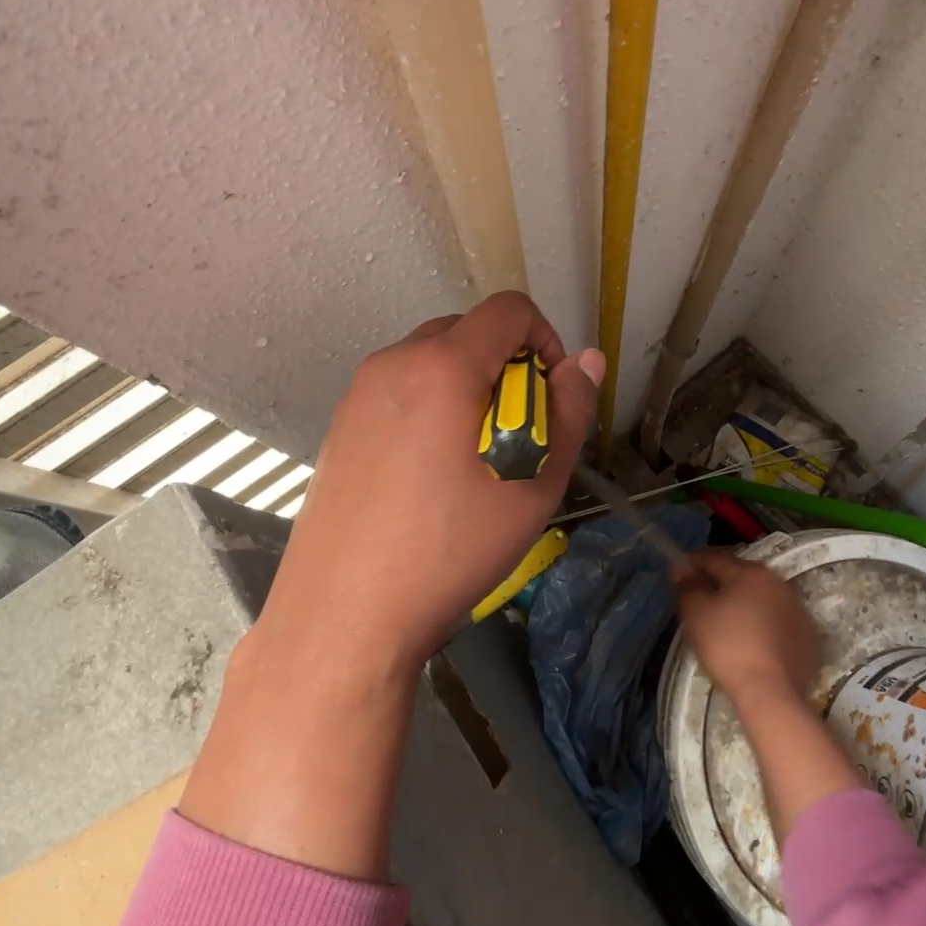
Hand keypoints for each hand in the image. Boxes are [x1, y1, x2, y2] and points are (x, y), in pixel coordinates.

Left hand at [260, 291, 603, 666]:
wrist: (344, 615)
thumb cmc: (448, 553)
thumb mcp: (531, 489)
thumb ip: (568, 416)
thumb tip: (585, 363)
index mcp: (442, 367)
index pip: (508, 310)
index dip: (545, 341)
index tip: (551, 399)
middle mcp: (393, 364)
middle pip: (467, 332)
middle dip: (506, 370)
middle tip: (517, 438)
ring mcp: (358, 395)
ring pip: (431, 363)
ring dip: (468, 392)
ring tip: (475, 465)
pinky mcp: (340, 427)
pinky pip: (399, 394)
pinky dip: (430, 412)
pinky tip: (430, 481)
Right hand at [677, 550, 819, 708]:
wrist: (770, 691)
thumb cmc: (727, 646)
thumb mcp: (696, 614)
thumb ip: (687, 586)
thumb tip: (682, 569)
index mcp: (750, 572)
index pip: (714, 559)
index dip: (692, 564)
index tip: (678, 573)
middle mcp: (778, 583)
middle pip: (740, 575)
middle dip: (719, 581)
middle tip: (699, 598)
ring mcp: (797, 609)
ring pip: (761, 597)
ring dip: (743, 601)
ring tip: (725, 620)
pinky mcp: (806, 635)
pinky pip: (776, 620)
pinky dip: (761, 622)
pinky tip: (750, 640)